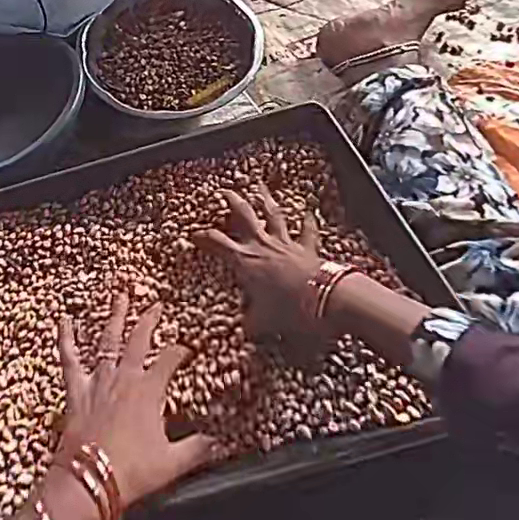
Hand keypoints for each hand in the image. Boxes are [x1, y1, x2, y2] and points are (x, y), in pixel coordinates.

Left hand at [54, 293, 216, 507]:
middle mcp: (125, 377)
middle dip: (149, 320)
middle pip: (139, 340)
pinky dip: (65, 338)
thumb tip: (220, 442)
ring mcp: (99, 380)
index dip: (180, 351)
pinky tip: (64, 320)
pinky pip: (69, 358)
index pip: (170, 360)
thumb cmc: (133, 471)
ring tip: (120, 296)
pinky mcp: (77, 389)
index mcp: (149, 390)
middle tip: (156, 304)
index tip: (188, 347)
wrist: (92, 479)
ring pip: (108, 340)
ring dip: (115, 317)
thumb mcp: (172, 462)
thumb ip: (197, 449)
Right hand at [194, 185, 328, 352]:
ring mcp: (285, 243)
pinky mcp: (307, 247)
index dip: (203, 237)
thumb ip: (251, 324)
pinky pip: (307, 231)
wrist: (325, 301)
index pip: (217, 243)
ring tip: (260, 187)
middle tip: (224, 190)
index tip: (193, 233)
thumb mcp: (264, 322)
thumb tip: (243, 333)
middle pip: (244, 215)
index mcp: (245, 261)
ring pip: (273, 215)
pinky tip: (308, 211)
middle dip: (232, 201)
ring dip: (266, 199)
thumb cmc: (289, 310)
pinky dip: (307, 221)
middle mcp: (262, 245)